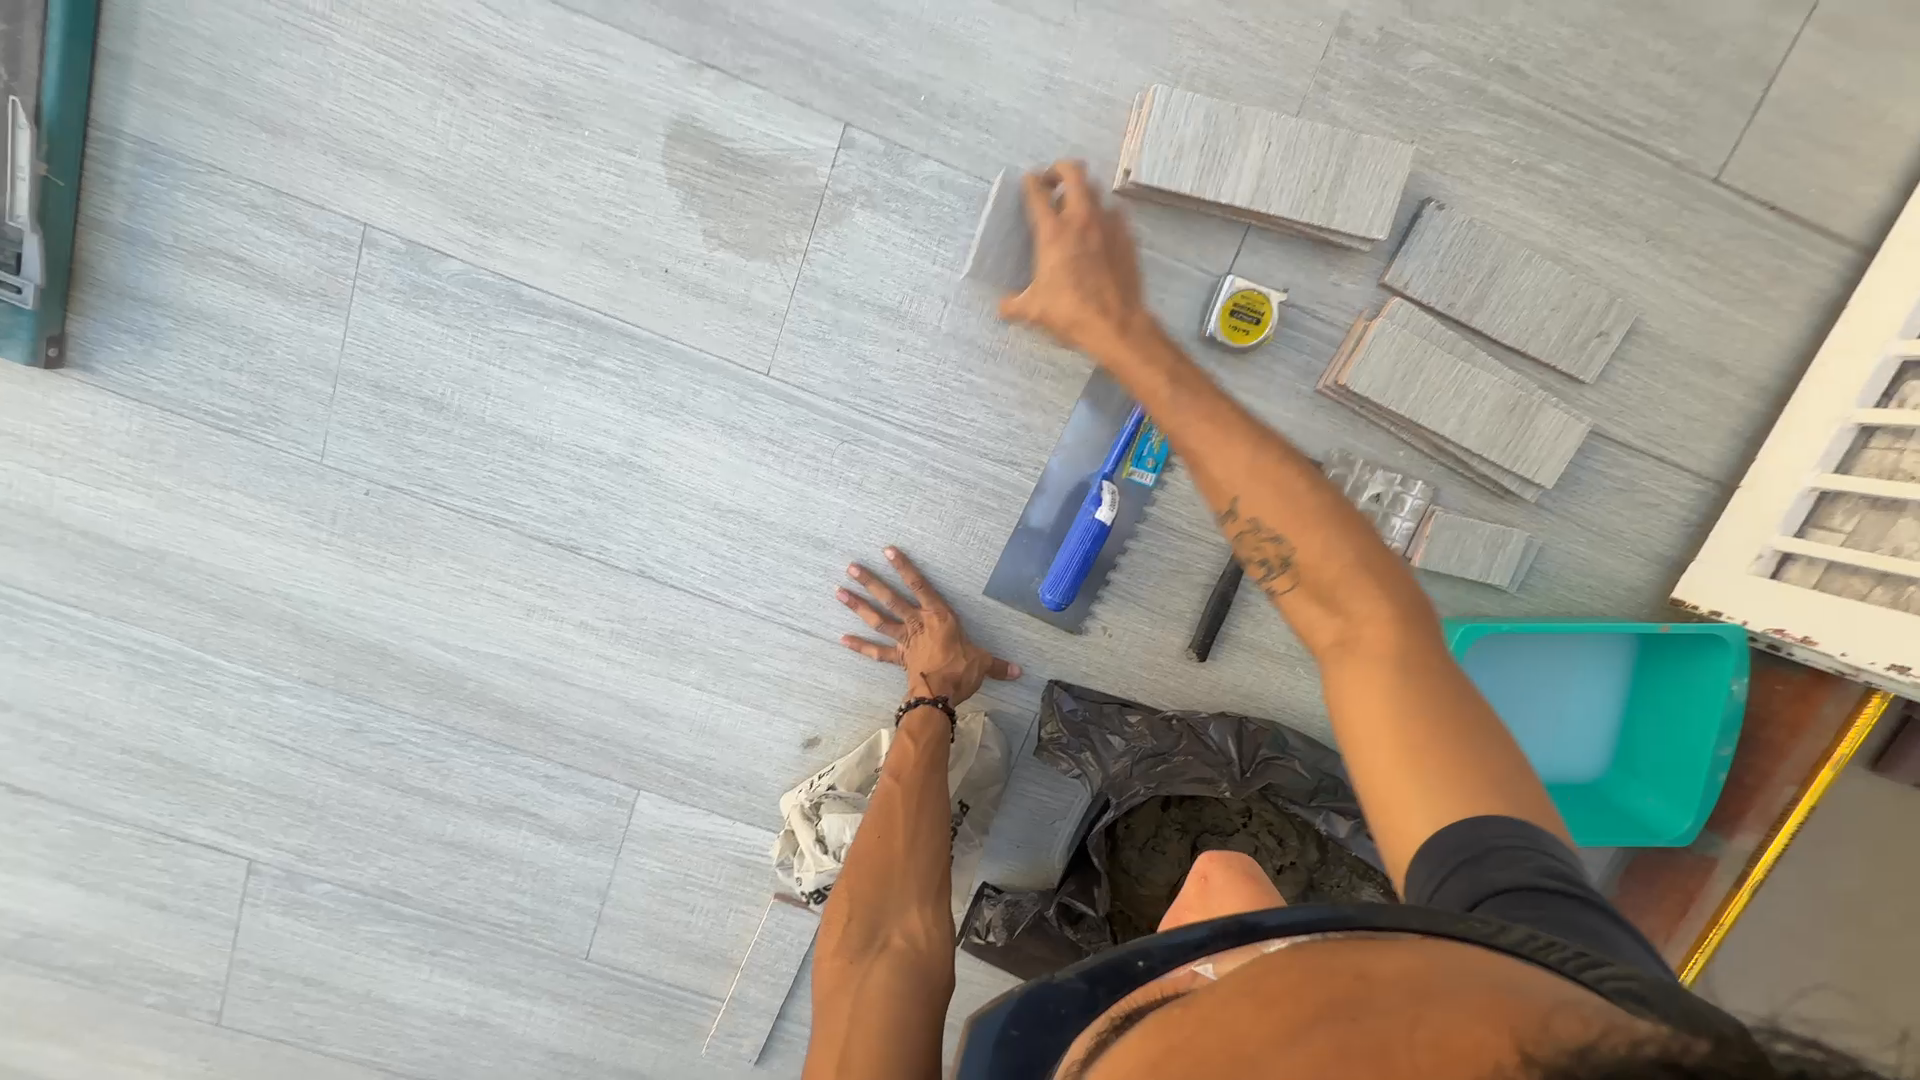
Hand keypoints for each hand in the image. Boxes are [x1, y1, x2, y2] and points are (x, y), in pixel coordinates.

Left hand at [835, 547, 1021, 704]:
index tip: (887, 550)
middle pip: (890, 599)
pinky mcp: (898, 658)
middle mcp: (918, 623)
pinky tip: (842, 638)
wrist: (940, 695)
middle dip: (871, 582)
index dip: (904, 567)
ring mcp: (905, 640)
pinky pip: (876, 651)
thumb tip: (1018, 671)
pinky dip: (859, 645)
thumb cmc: (961, 671)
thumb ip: (998, 665)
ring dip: (858, 605)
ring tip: (839, 591)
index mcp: (939, 616)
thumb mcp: (983, 663)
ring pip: (878, 619)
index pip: (920, 585)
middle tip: (851, 567)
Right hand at [997, 160, 1154, 355]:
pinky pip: (1116, 213)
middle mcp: (1081, 219)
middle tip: (1053, 182)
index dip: (1031, 182)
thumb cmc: (1070, 313)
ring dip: (1084, 192)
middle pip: (1073, 172)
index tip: (1029, 182)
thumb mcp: (1034, 310)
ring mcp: (1108, 224)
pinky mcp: (1127, 236)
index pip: (1038, 193)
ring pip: (1096, 190)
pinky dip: (1105, 214)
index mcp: (1053, 233)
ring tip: (1076, 206)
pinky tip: (1101, 230)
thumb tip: (1003, 307)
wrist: (1115, 324)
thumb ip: (1014, 304)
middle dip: (1060, 170)